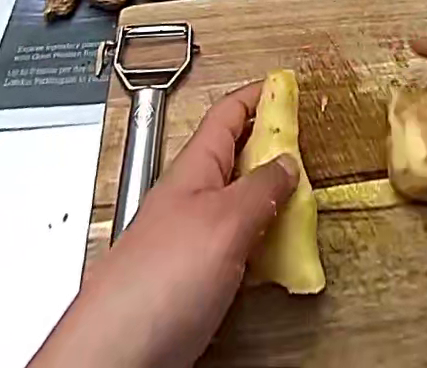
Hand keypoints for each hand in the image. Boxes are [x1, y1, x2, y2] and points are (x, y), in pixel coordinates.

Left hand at [29, 82, 297, 367]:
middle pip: (235, 154)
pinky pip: (239, 240)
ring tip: (302, 196)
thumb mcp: (223, 223)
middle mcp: (193, 193)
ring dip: (270, 193)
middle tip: (304, 143)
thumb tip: (286, 160)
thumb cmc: (159, 279)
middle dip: (269, 144)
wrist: (122, 345)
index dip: (255, 95)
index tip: (284, 84)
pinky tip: (280, 252)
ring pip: (239, 198)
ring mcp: (194, 232)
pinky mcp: (198, 271)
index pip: (227, 114)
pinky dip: (264, 237)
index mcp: (195, 167)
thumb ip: (258, 190)